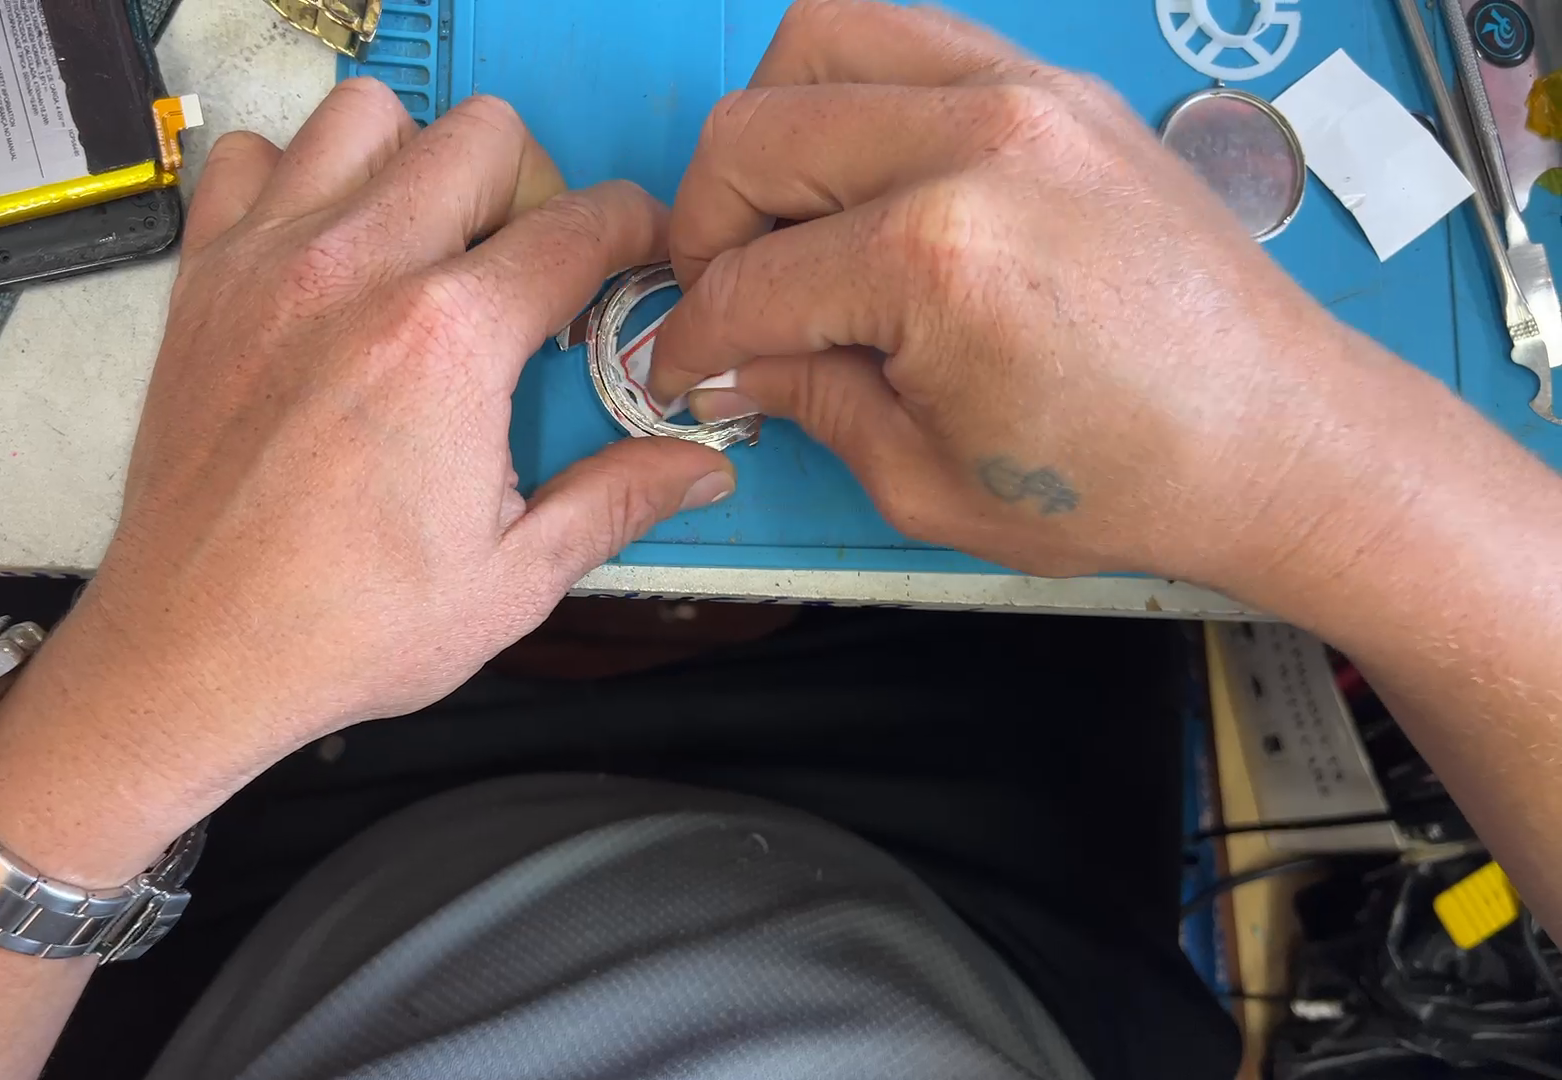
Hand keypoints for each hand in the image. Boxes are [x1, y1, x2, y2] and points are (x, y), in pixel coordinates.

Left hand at [0, 80, 732, 877]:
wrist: (193, 658)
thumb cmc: (349, 628)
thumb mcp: (514, 579)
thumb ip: (619, 501)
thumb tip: (702, 465)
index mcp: (451, 344)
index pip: (581, 228)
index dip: (634, 230)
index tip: (639, 256)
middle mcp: (359, 270)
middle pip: (485, 138)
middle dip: (535, 192)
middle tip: (534, 277)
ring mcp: (270, 262)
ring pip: (369, 115)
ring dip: (423, 166)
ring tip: (434, 252)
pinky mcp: (204, 281)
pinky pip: (253, 156)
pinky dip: (302, 178)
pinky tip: (328, 257)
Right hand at [649, 0, 1458, 586]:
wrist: (1277, 440)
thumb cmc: (1101, 487)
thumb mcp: (917, 480)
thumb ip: (803, 400)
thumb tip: (722, 364)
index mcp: (932, 261)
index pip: (743, 285)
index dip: (684, 342)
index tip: (674, 376)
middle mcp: (970, 139)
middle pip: (747, 138)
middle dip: (700, 236)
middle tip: (720, 307)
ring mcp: (1019, 87)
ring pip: (811, 47)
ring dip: (761, 143)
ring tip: (779, 230)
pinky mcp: (1049, 82)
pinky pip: (896, 39)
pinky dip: (837, 100)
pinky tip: (849, 185)